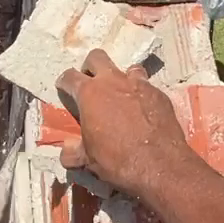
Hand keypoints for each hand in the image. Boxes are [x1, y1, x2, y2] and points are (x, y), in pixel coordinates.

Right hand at [55, 49, 202, 199]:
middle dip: (90, 66)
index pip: (70, 77)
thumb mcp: (89, 160)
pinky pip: (146, 87)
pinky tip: (143, 110)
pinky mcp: (158, 93)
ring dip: (121, 79)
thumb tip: (66, 151)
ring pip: (127, 68)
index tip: (63, 87)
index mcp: (90, 94)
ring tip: (121, 95)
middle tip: (91, 83)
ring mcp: (138, 84)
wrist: (159, 164)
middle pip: (97, 57)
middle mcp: (113, 81)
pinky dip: (141, 95)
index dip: (64, 82)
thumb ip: (74, 152)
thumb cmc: (117, 160)